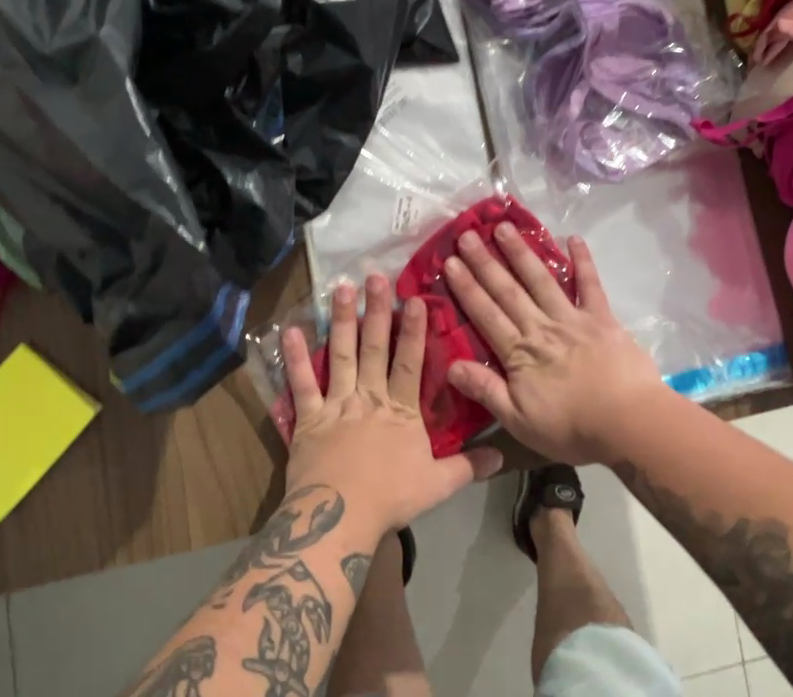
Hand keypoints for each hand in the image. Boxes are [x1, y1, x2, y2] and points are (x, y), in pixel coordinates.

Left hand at [283, 275, 502, 536]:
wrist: (339, 516)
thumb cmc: (390, 498)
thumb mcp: (438, 484)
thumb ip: (468, 466)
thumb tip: (501, 457)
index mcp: (401, 411)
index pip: (410, 362)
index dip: (414, 330)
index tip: (415, 298)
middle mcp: (369, 398)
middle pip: (375, 348)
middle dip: (377, 310)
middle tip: (376, 276)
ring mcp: (337, 404)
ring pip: (341, 355)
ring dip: (341, 320)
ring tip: (341, 288)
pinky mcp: (308, 418)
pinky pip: (301, 384)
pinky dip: (295, 357)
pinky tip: (290, 330)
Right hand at [442, 225, 665, 464]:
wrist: (629, 423)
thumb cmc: (572, 429)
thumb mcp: (519, 421)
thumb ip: (486, 390)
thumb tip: (450, 365)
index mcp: (519, 354)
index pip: (486, 315)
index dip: (467, 288)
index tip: (450, 261)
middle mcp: (541, 328)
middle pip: (508, 291)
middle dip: (485, 263)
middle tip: (467, 234)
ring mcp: (573, 319)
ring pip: (541, 280)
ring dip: (521, 253)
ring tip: (504, 227)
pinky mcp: (603, 319)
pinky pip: (590, 285)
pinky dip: (583, 261)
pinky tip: (573, 238)